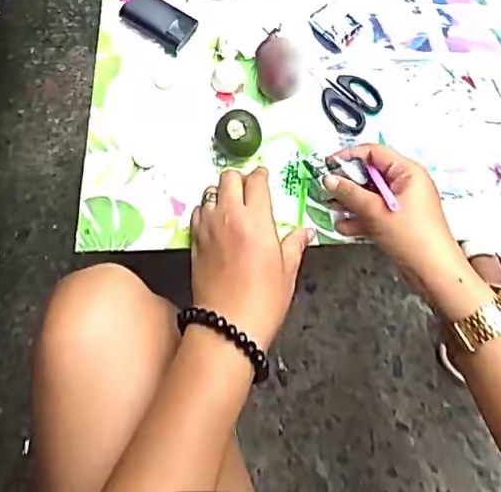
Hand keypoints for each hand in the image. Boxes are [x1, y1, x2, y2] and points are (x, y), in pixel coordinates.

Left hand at [190, 167, 310, 348]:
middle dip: (240, 178)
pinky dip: (207, 209)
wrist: (226, 324)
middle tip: (248, 188)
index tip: (264, 176)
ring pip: (210, 190)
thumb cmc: (262, 300)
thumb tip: (305, 232)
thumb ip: (294, 244)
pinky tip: (216, 221)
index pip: (256, 181)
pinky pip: (198, 211)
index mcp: (256, 219)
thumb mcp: (287, 271)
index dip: (261, 175)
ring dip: (222, 192)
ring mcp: (209, 225)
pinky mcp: (195, 238)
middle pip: (229, 177)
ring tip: (232, 203)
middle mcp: (229, 215)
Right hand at [325, 144, 469, 298]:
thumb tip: (328, 178)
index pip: (373, 153)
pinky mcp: (399, 220)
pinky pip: (376, 211)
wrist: (436, 275)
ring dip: (350, 201)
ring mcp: (403, 202)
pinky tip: (343, 226)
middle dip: (347, 183)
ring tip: (331, 208)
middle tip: (327, 189)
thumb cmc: (410, 236)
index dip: (349, 156)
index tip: (328, 165)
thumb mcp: (375, 212)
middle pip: (370, 174)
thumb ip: (349, 192)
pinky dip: (361, 216)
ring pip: (371, 194)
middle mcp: (406, 183)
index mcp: (407, 172)